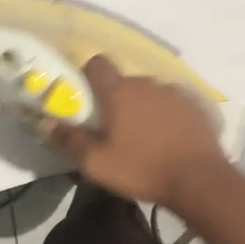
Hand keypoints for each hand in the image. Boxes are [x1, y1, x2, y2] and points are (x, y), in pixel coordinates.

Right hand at [40, 56, 232, 209]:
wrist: (199, 180)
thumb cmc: (141, 169)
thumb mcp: (96, 163)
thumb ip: (69, 140)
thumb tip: (44, 122)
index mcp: (120, 91)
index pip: (97, 63)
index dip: (87, 75)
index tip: (85, 98)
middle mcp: (147, 83)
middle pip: (123, 82)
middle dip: (114, 100)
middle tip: (111, 130)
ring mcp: (174, 92)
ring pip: (148, 93)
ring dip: (140, 108)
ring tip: (141, 139)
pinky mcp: (195, 106)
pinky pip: (171, 104)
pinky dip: (164, 117)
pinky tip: (165, 141)